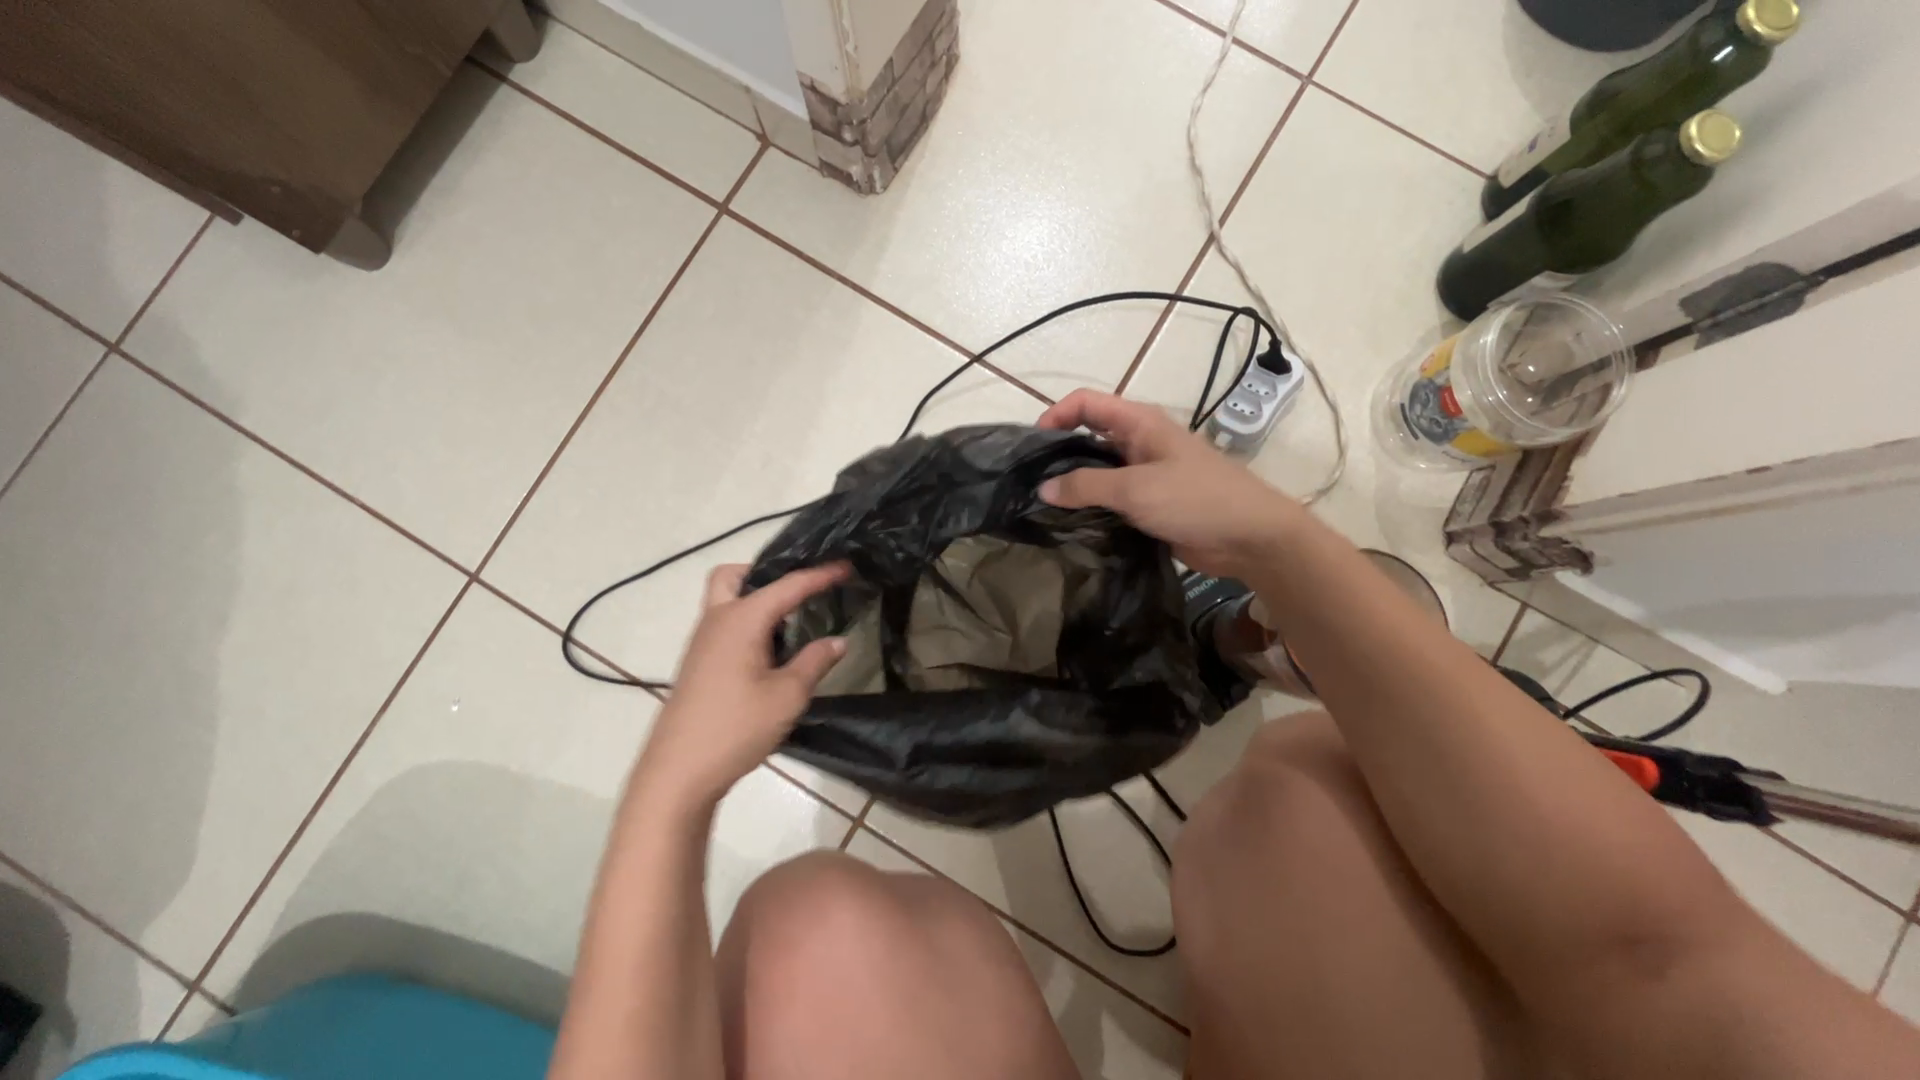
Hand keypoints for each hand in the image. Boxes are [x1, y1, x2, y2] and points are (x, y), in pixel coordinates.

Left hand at [635, 563, 849, 806]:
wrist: (678, 771)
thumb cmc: (736, 728)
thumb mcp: (787, 696)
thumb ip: (814, 662)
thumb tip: (838, 640)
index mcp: (741, 620)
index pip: (787, 586)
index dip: (820, 575)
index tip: (847, 566)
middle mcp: (716, 621)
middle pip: (734, 576)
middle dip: (766, 573)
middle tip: (798, 591)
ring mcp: (702, 643)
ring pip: (726, 601)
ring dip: (756, 601)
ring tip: (792, 622)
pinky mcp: (699, 665)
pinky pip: (724, 625)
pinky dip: (748, 624)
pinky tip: (771, 652)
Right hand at [1037, 390, 1304, 579]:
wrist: (1251, 538)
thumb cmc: (1197, 500)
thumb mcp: (1136, 489)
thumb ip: (1086, 486)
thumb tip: (1043, 488)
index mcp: (1140, 423)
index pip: (1086, 404)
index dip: (1056, 415)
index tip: (1032, 446)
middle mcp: (1140, 443)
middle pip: (1088, 437)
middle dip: (1058, 454)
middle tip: (1029, 482)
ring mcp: (1145, 475)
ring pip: (1098, 473)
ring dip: (1074, 486)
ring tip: (1042, 507)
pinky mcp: (1150, 505)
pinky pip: (1111, 501)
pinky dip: (1091, 509)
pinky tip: (1071, 526)